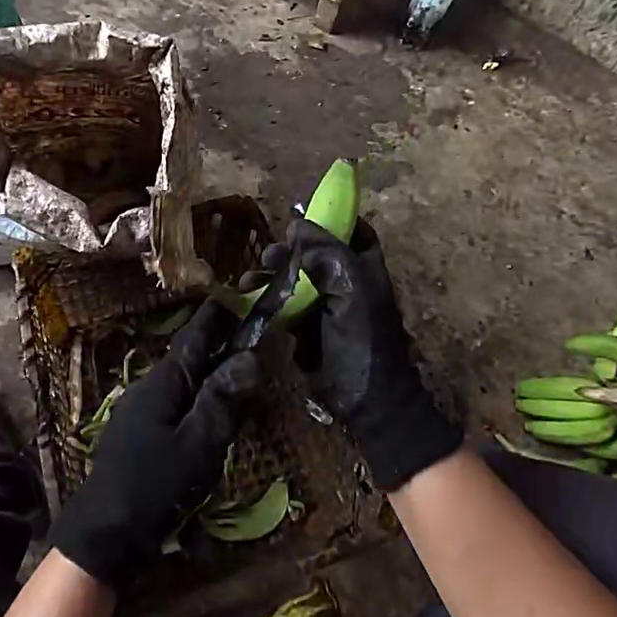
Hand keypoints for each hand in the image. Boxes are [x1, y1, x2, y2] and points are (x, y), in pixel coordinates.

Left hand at [49, 299, 260, 588]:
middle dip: (221, 341)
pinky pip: (178, 401)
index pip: (197, 335)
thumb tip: (249, 356)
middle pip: (192, 355)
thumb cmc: (154, 485)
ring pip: (185, 379)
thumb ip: (223, 398)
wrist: (102, 534)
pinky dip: (201, 395)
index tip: (242, 294)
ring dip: (212, 369)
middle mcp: (150, 386)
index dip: (220, 315)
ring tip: (243, 368)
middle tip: (254, 333)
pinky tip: (215, 410)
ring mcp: (141, 409)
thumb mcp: (199, 443)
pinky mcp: (139, 432)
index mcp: (165, 381)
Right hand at [276, 220, 461, 491]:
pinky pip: (287, 307)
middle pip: (316, 254)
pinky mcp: (309, 330)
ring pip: (297, 279)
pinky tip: (250, 297)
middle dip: (290, 250)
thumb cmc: (365, 342)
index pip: (352, 231)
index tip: (300, 214)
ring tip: (252, 277)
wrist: (367, 402)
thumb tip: (297, 226)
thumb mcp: (350, 291)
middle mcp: (347, 283)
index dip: (330, 219)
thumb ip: (327, 255)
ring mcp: (327, 307)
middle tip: (267, 254)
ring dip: (273, 275)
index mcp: (365, 269)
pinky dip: (269, 300)